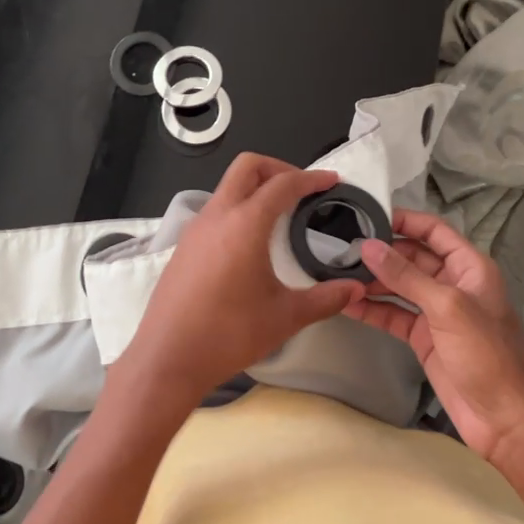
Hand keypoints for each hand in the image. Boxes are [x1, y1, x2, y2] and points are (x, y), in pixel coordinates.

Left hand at [119, 153, 365, 397]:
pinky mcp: (185, 244)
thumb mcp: (285, 317)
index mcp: (245, 223)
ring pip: (228, 186)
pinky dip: (239, 208)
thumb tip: (355, 289)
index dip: (310, 178)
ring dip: (256, 188)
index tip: (331, 180)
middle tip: (303, 189)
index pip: (282, 184)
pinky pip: (216, 210)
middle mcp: (217, 215)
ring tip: (281, 213)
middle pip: (247, 166)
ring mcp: (196, 228)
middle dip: (278, 168)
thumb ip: (324, 299)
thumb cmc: (229, 333)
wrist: (168, 356)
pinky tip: (252, 240)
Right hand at [343, 208, 523, 466]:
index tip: (367, 215)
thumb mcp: (447, 307)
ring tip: (337, 270)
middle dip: (381, 251)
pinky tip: (347, 303)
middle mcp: (452, 284)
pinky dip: (372, 308)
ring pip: (399, 286)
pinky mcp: (423, 338)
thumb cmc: (486, 354)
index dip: (404, 220)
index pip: (433, 231)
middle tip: (342, 245)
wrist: (505, 420)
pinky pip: (393, 314)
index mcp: (469, 267)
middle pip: (412, 256)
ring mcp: (436, 312)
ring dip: (372, 279)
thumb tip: (368, 246)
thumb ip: (406, 275)